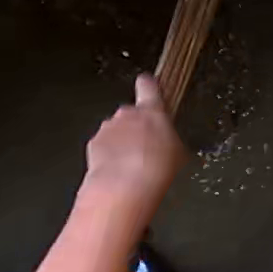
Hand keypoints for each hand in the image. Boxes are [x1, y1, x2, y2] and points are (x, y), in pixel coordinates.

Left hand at [84, 74, 183, 207]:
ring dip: (122, 144)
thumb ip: (170, 139)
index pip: (148, 85)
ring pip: (116, 132)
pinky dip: (109, 156)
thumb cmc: (156, 169)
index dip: (149, 86)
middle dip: (136, 128)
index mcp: (151, 111)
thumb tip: (169, 144)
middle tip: (146, 149)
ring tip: (133, 167)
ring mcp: (108, 128)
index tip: (149, 86)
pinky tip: (119, 173)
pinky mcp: (94, 144)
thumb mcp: (178, 153)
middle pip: (131, 114)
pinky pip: (103, 147)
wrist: (126, 186)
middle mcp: (127, 114)